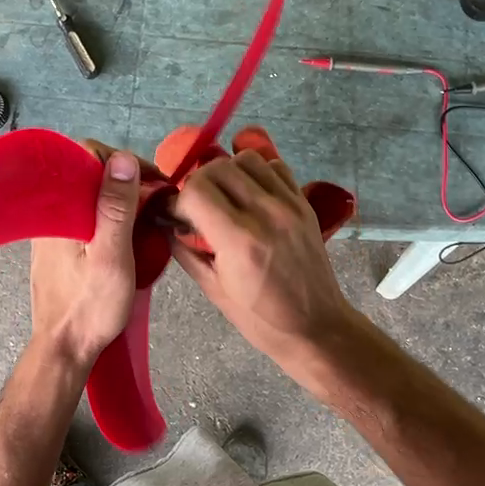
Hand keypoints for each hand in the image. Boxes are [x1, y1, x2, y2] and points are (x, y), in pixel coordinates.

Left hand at [29, 144, 144, 369]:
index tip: (154, 183)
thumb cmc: (90, 307)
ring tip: (148, 219)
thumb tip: (124, 158)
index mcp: (59, 207)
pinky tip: (129, 236)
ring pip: (88, 194)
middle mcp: (50, 211)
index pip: (87, 154)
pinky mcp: (57, 245)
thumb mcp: (112, 257)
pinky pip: (85, 216)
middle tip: (157, 202)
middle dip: (125, 181)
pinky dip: (109, 217)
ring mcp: (52, 229)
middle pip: (89, 172)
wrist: (64, 349)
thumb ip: (116, 208)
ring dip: (120, 200)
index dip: (124, 161)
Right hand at [169, 145, 358, 362]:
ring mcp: (289, 205)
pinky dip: (258, 173)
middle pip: (218, 167)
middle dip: (199, 183)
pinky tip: (251, 195)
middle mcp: (265, 214)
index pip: (196, 190)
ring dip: (228, 172)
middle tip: (198, 206)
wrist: (315, 326)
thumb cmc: (260, 318)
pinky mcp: (304, 203)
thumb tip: (168, 224)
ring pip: (247, 159)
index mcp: (239, 240)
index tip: (179, 217)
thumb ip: (186, 252)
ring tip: (225, 197)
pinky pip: (276, 167)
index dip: (180, 200)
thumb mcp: (213, 290)